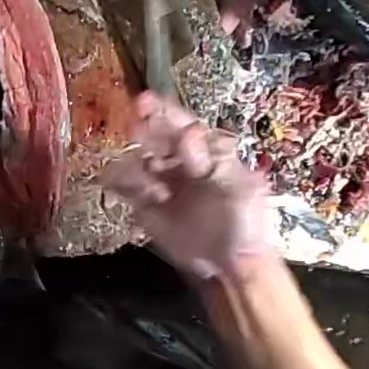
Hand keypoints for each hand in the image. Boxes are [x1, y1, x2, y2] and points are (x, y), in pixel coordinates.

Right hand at [109, 92, 273, 280]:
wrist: (229, 267)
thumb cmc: (243, 225)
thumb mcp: (238, 188)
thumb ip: (212, 160)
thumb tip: (189, 132)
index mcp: (207, 154)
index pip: (182, 126)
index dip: (163, 112)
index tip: (144, 101)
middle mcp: (181, 164)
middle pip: (155, 139)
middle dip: (143, 132)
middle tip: (134, 129)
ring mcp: (161, 185)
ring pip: (138, 164)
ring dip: (138, 170)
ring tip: (156, 193)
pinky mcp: (146, 208)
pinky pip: (127, 190)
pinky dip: (126, 188)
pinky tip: (143, 199)